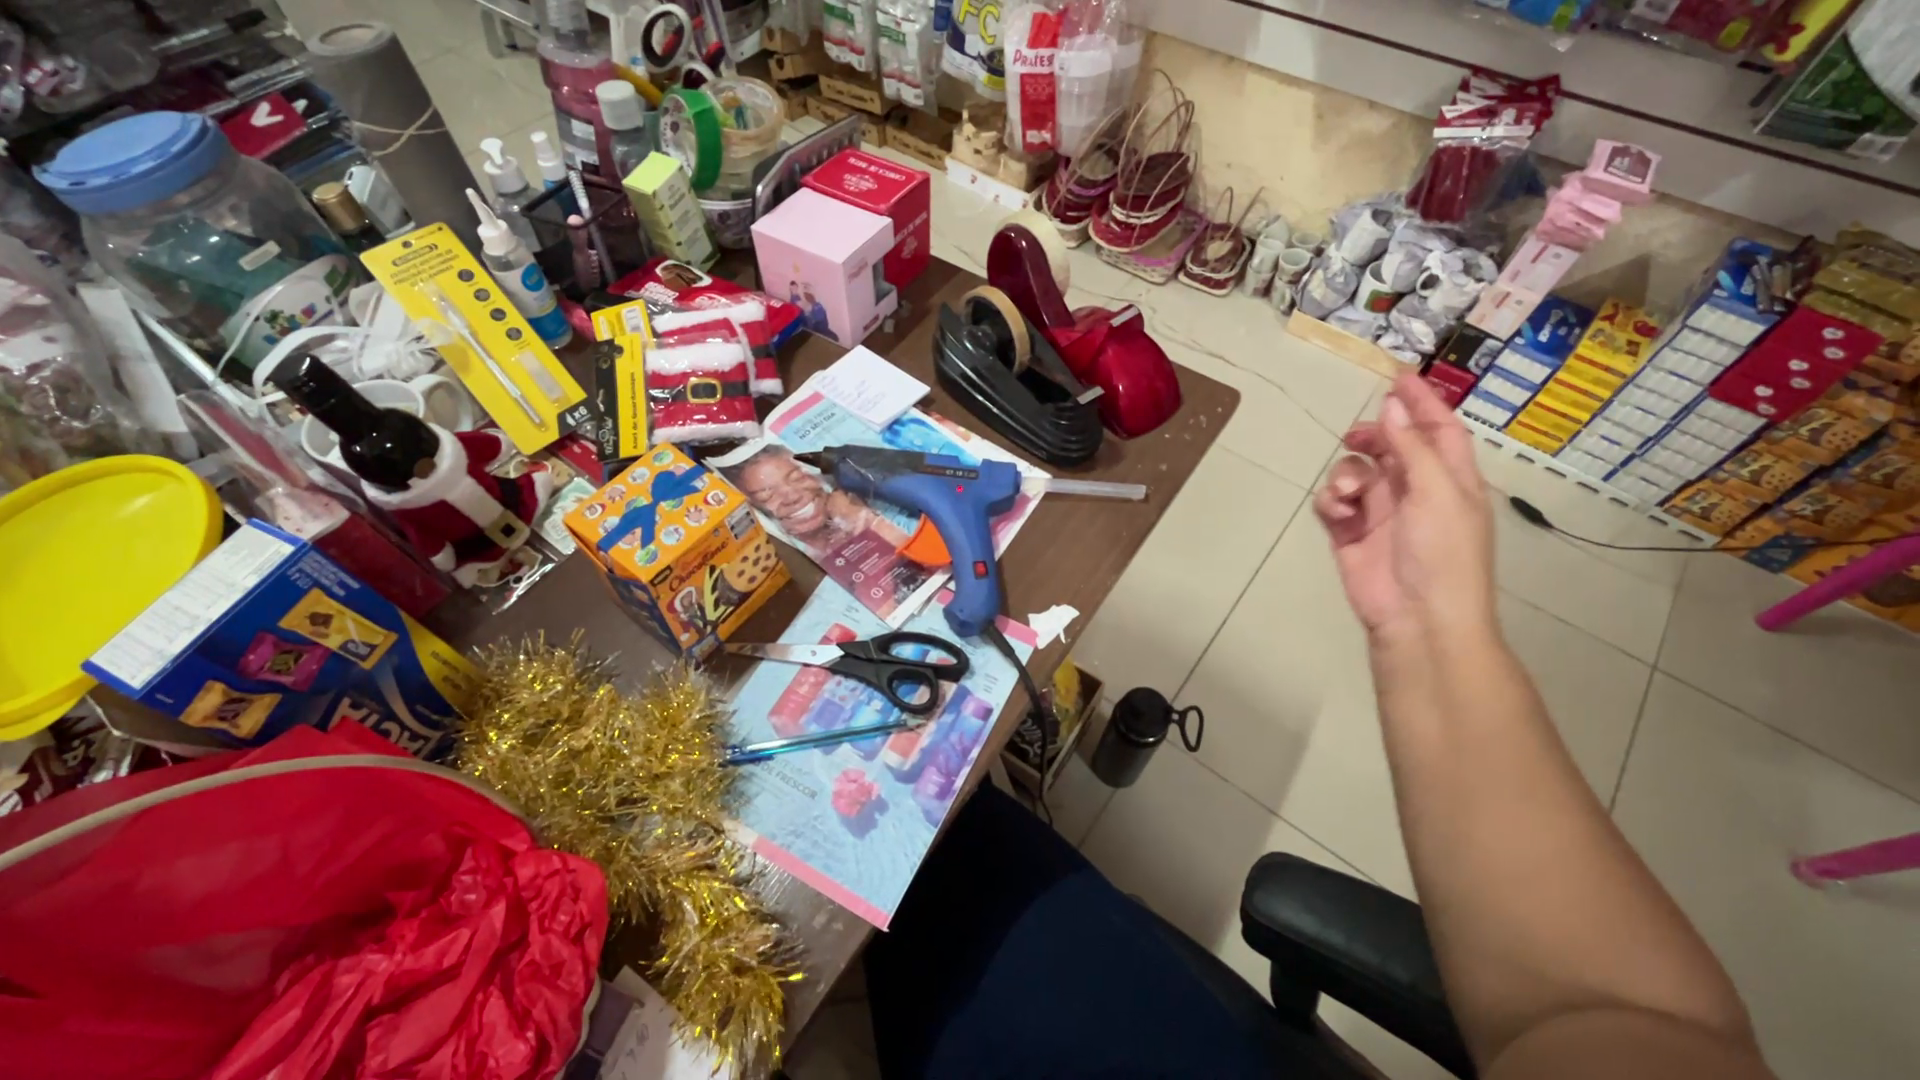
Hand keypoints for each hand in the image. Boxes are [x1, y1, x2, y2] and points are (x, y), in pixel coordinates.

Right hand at [1314, 374, 1496, 648]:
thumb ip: (1413, 448)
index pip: (1439, 430)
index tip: (1396, 377)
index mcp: (1451, 480)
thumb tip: (1393, 407)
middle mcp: (1416, 492)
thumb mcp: (1436, 492)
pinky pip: (1334, 504)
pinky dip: (1331, 503)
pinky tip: (1338, 513)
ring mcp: (1381, 514)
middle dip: (1372, 437)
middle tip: (1354, 436)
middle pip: (1392, 447)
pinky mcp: (1351, 535)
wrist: (1418, 618)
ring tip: (1347, 496)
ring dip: (1346, 475)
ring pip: (1356, 474)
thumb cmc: (1443, 554)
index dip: (1421, 403)